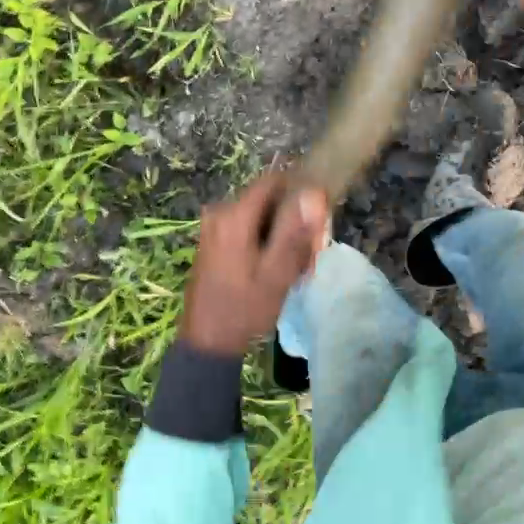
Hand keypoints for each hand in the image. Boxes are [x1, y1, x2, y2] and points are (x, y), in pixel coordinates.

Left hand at [178, 174, 328, 356]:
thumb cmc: (244, 308)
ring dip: (280, 235)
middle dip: (292, 220)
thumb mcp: (276, 273)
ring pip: (258, 218)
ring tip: (296, 266)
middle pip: (267, 201)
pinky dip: (264, 243)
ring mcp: (212, 228)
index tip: (316, 217)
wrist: (207, 342)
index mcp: (234, 216)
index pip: (273, 181)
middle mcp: (219, 214)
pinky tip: (276, 269)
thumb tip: (313, 194)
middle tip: (309, 252)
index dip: (299, 192)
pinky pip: (246, 230)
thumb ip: (295, 232)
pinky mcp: (212, 243)